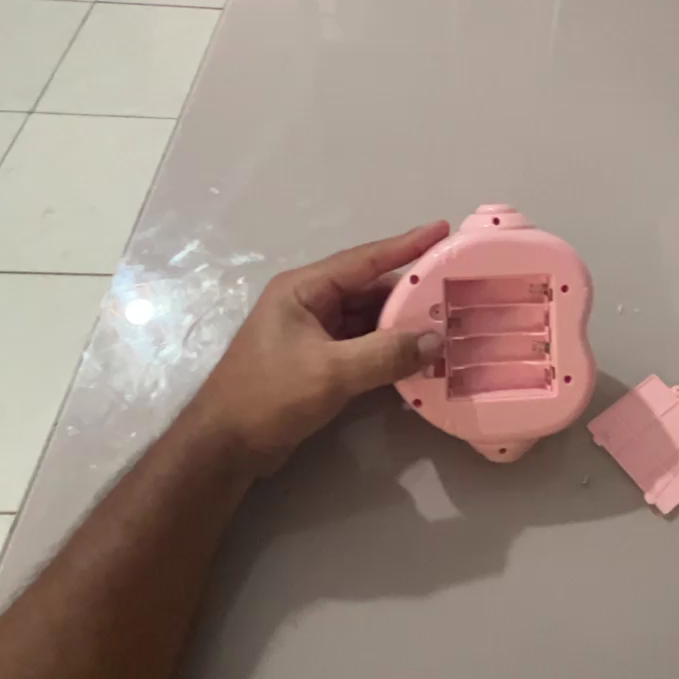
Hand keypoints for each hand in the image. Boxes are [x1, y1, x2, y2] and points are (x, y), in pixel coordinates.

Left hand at [192, 222, 449, 476]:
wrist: (224, 448)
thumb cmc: (268, 396)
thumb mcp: (331, 373)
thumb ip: (385, 354)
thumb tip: (436, 341)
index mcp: (304, 289)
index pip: (365, 259)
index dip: (406, 244)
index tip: (442, 230)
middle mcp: (309, 302)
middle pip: (370, 290)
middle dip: (411, 294)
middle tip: (454, 291)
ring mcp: (313, 332)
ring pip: (368, 319)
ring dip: (402, 325)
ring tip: (444, 326)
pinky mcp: (318, 360)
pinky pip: (362, 344)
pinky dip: (388, 349)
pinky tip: (417, 358)